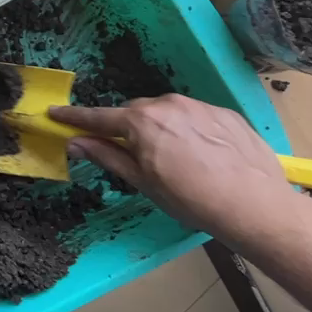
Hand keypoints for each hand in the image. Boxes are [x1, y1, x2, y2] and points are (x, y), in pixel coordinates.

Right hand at [51, 93, 304, 243]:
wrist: (257, 207)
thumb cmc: (191, 199)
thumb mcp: (142, 182)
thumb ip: (106, 155)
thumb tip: (74, 141)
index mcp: (139, 122)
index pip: (97, 117)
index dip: (74, 117)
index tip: (55, 113)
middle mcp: (165, 104)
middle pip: (134, 113)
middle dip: (128, 128)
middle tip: (136, 154)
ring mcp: (198, 106)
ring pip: (166, 112)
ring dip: (161, 127)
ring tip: (177, 158)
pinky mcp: (226, 113)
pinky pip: (196, 116)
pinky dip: (191, 130)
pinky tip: (205, 155)